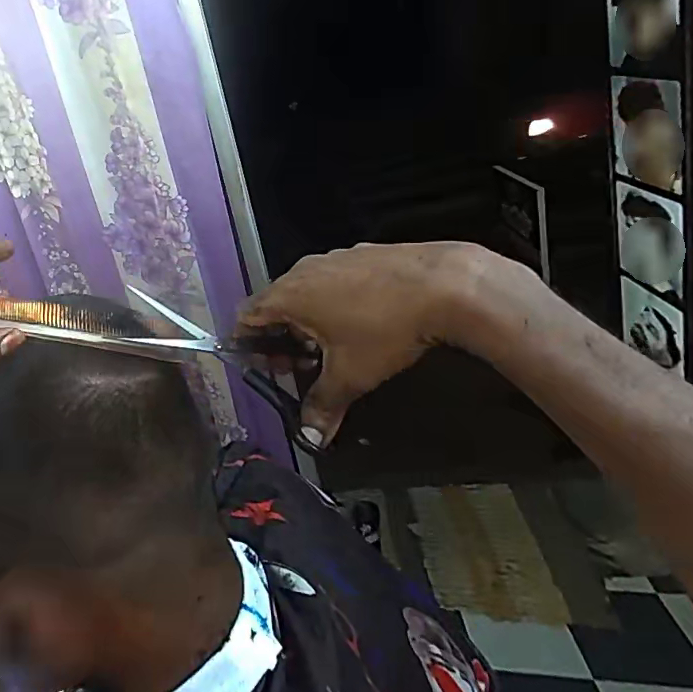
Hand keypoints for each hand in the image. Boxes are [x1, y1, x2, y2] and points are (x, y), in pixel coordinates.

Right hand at [235, 242, 499, 445]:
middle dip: (282, 337)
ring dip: (309, 319)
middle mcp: (303, 270)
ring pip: (306, 290)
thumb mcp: (351, 374)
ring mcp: (334, 257)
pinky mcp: (362, 253)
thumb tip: (311, 438)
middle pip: (276, 304)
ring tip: (333, 346)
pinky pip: (334, 279)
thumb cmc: (384, 329)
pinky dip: (335, 300)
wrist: (445, 284)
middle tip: (300, 365)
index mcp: (288, 295)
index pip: (247, 315)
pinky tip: (364, 320)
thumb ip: (324, 404)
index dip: (249, 343)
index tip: (267, 366)